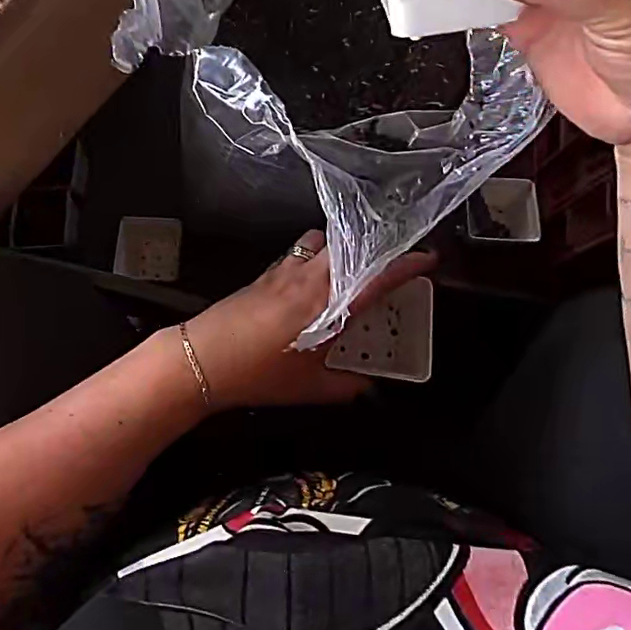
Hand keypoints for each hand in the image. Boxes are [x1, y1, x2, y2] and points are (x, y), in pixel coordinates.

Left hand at [181, 231, 435, 408]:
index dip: (407, 265)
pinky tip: (312, 279)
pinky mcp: (268, 272)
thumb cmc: (259, 373)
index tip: (427, 259)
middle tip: (391, 263)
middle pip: (353, 245)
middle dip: (378, 248)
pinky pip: (302, 251)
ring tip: (351, 268)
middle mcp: (311, 278)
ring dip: (343, 247)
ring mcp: (287, 270)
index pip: (377, 276)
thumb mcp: (311, 388)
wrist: (203, 358)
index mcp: (328, 305)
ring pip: (325, 241)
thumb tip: (368, 387)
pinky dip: (316, 255)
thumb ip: (347, 386)